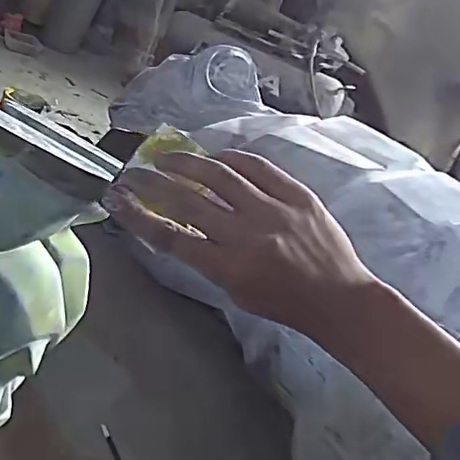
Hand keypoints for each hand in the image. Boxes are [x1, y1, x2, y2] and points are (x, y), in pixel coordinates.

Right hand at [102, 149, 380, 334]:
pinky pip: (258, 168)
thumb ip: (201, 256)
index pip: (169, 236)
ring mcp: (275, 213)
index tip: (116, 199)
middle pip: (186, 201)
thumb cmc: (281, 302)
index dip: (136, 215)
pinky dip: (230, 159)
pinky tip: (213, 156)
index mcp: (228, 267)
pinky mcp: (299, 197)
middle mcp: (248, 237)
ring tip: (164, 157)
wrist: (343, 302)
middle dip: (150, 183)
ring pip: (218, 176)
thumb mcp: (232, 289)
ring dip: (184, 163)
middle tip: (131, 172)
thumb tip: (171, 223)